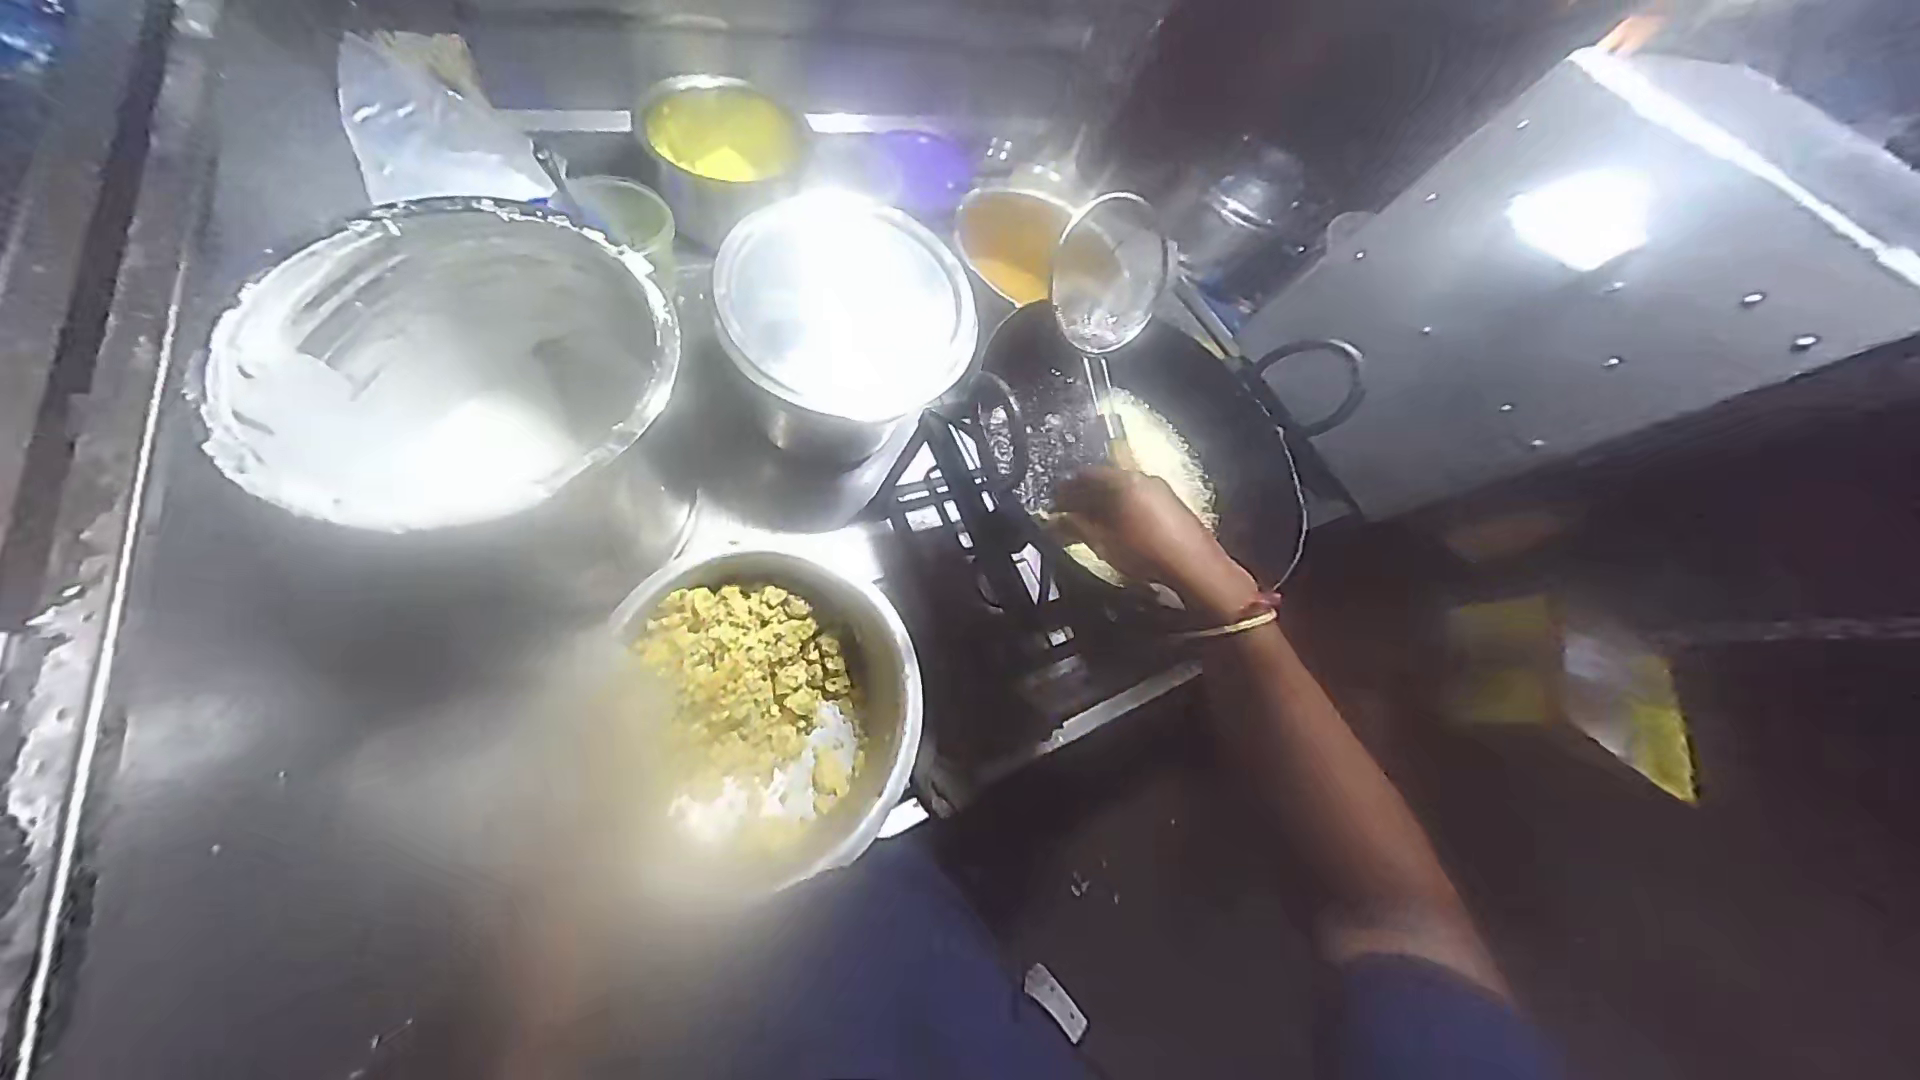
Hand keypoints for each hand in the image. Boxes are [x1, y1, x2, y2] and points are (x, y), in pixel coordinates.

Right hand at [1055, 466, 1259, 618]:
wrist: (1194, 568)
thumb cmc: (1143, 552)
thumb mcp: (1100, 542)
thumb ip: (1074, 525)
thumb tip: (1052, 519)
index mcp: (1121, 481)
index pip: (1083, 475)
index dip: (1064, 490)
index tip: (1053, 504)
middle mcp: (1141, 477)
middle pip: (1103, 479)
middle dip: (1082, 494)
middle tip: (1067, 513)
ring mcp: (1159, 489)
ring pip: (1121, 489)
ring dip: (1102, 502)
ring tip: (1089, 522)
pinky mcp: (1171, 504)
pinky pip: (1136, 498)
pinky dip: (1120, 507)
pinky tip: (1116, 525)